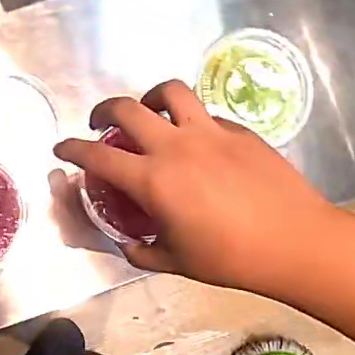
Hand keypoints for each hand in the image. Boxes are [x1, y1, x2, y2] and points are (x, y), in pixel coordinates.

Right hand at [53, 81, 346, 296]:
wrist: (293, 241)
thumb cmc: (229, 258)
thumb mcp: (175, 261)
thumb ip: (142, 249)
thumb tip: (128, 243)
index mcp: (153, 180)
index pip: (97, 156)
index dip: (72, 149)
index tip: (62, 148)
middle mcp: (176, 146)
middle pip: (127, 108)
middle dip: (103, 111)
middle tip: (99, 123)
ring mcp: (210, 133)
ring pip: (171, 92)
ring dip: (150, 98)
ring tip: (149, 112)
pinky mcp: (239, 131)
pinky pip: (205, 114)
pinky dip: (190, 121)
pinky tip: (197, 141)